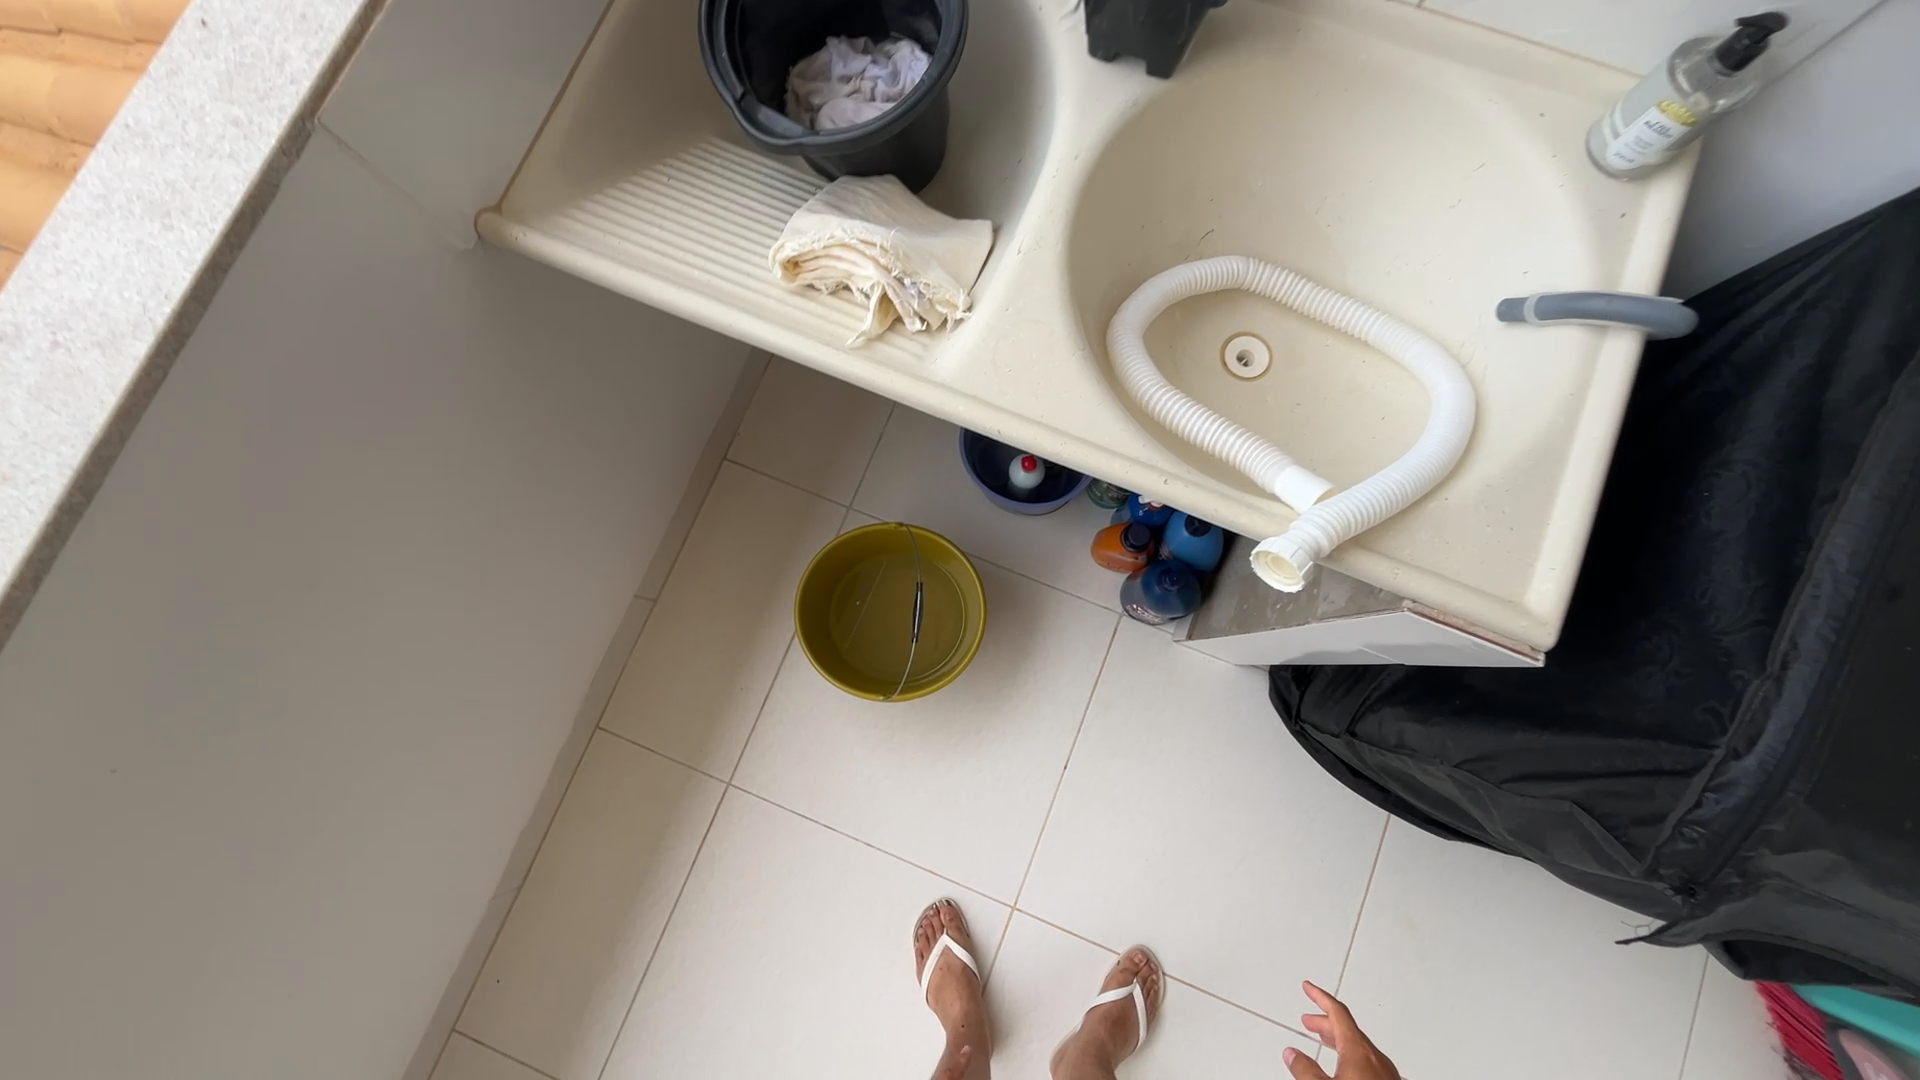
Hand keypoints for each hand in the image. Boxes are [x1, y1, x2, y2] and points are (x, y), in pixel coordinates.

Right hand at [1282, 981, 1399, 1079]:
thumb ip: (1306, 1069)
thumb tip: (1292, 1053)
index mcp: (1359, 1050)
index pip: (1338, 1013)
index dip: (1320, 997)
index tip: (1309, 987)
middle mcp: (1377, 1059)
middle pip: (1349, 1029)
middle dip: (1326, 1022)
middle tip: (1309, 1020)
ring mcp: (1388, 1075)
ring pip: (1360, 1048)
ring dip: (1339, 1040)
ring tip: (1324, 1043)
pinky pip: (1369, 1063)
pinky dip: (1351, 1056)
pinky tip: (1345, 1070)